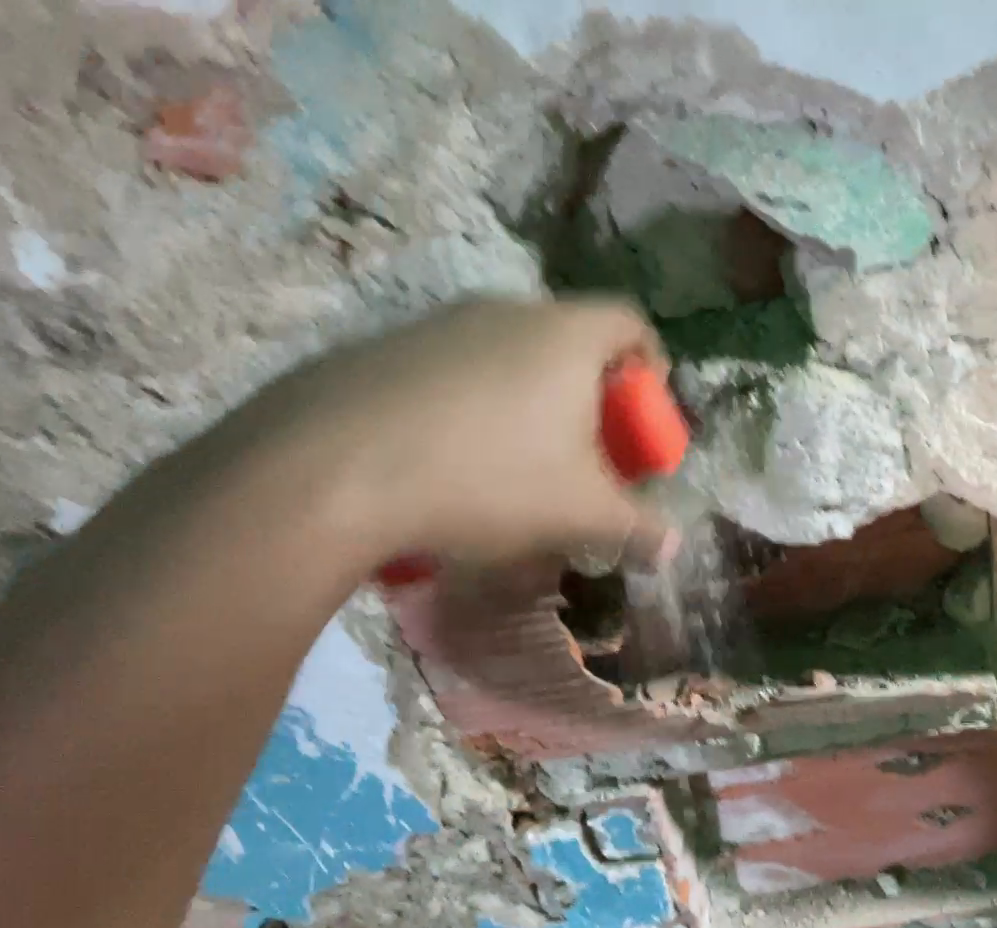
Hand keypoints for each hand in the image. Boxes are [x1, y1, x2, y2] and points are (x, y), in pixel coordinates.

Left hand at [234, 298, 673, 567]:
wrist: (324, 473)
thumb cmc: (487, 481)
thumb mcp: (580, 515)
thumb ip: (637, 528)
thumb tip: (673, 545)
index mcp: (565, 335)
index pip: (630, 321)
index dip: (651, 363)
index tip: (644, 415)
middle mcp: (503, 311)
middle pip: (569, 338)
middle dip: (589, 393)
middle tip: (586, 448)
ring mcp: (434, 324)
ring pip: (505, 353)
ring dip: (526, 399)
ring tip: (515, 462)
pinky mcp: (377, 348)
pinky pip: (448, 369)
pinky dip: (467, 405)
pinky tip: (446, 462)